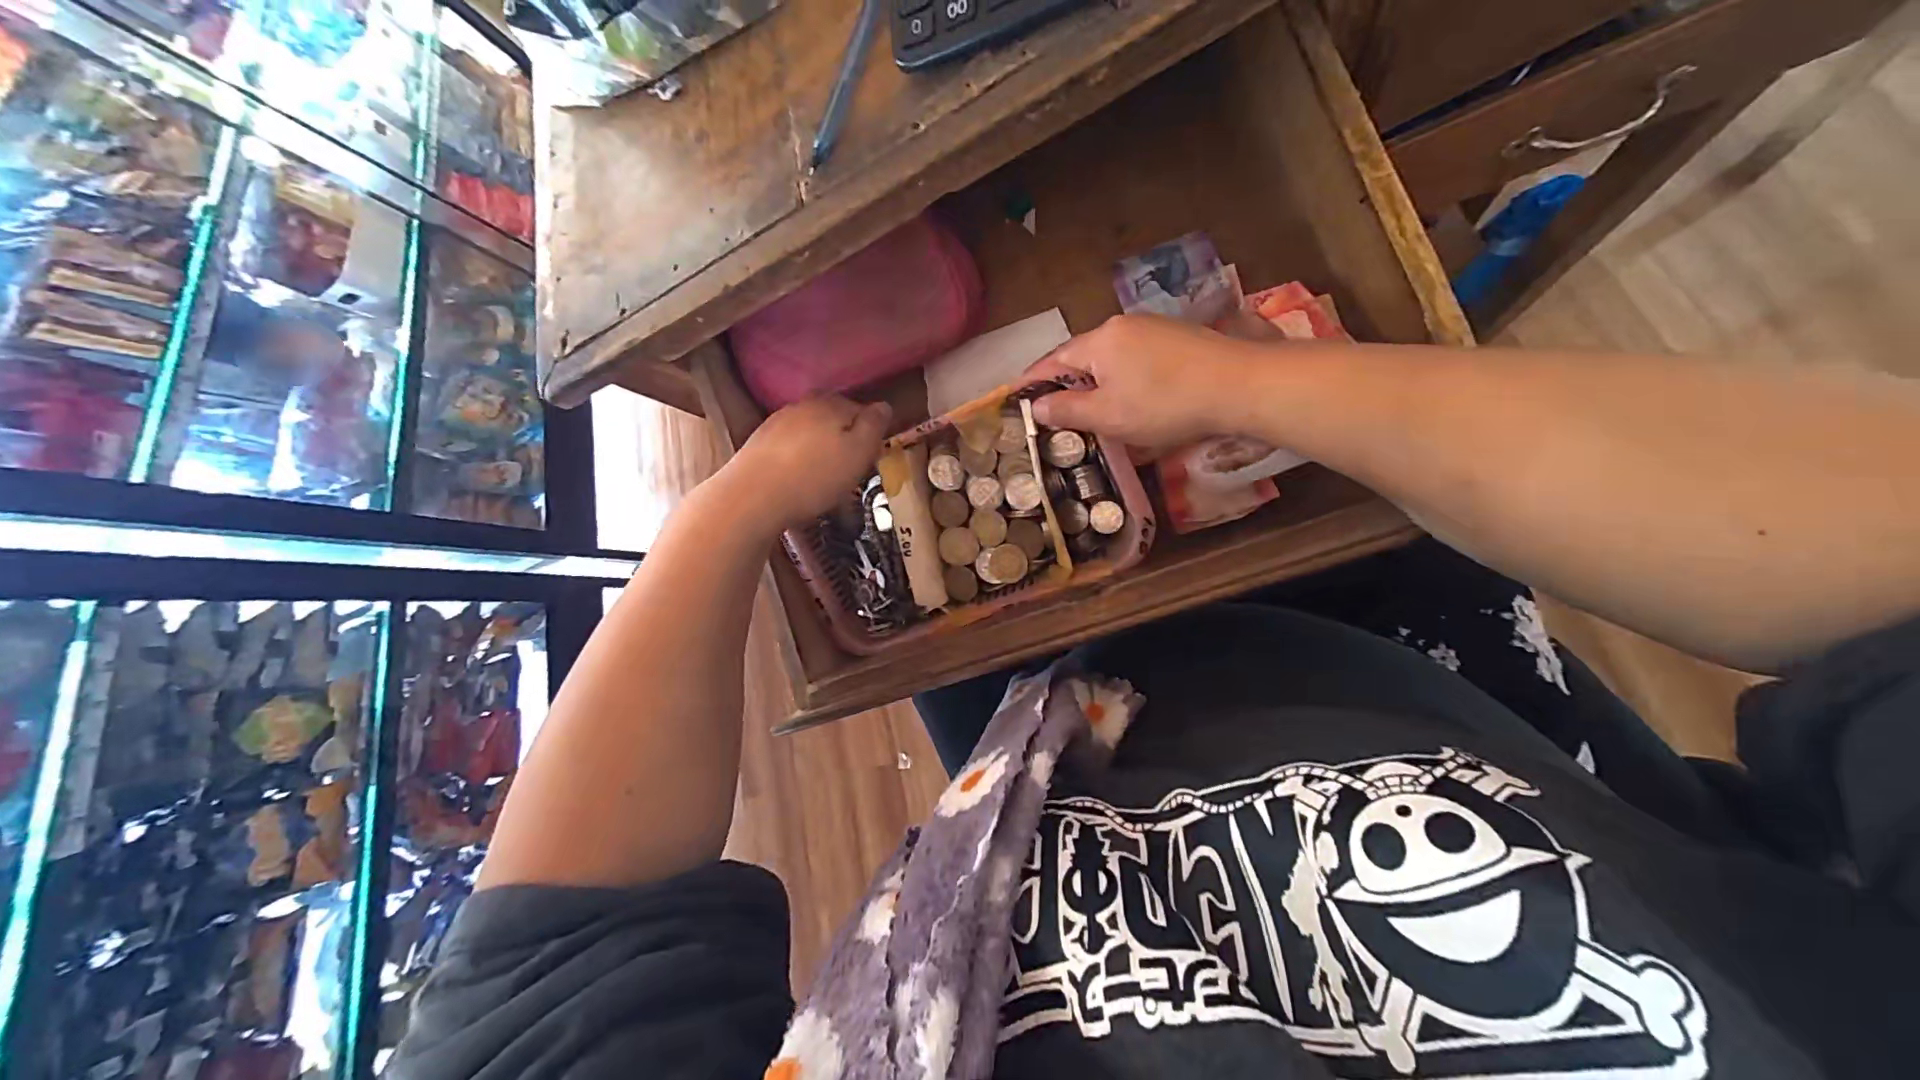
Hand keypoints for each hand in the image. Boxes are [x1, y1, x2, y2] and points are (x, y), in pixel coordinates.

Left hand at [715, 396, 891, 532]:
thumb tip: (883, 405)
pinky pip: (789, 447)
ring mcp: (776, 423)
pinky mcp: (758, 444)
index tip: (871, 458)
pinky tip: (798, 479)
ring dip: (819, 449)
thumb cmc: (814, 477)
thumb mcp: (858, 453)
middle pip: (833, 418)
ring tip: (823, 477)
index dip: (870, 433)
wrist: (751, 497)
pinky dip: (797, 459)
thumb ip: (873, 426)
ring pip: (809, 431)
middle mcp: (802, 406)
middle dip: (843, 438)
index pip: (862, 409)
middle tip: (849, 469)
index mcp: (831, 404)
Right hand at [1025, 314, 1264, 448]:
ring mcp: (1152, 326)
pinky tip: (1135, 396)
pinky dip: (1124, 377)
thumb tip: (1036, 407)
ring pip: (1110, 356)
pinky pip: (1136, 357)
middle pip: (1082, 355)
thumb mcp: (1109, 416)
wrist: (1238, 384)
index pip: (1052, 361)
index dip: (1033, 382)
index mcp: (1098, 341)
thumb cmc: (1164, 404)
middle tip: (1058, 413)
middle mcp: (1121, 325)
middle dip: (1067, 383)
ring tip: (1096, 409)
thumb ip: (1068, 410)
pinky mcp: (1177, 336)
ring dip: (1098, 381)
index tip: (1017, 399)